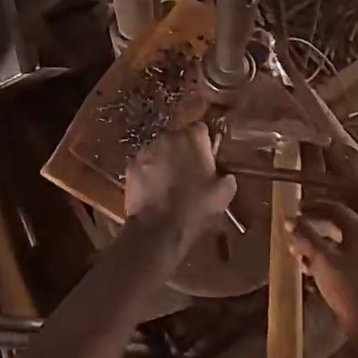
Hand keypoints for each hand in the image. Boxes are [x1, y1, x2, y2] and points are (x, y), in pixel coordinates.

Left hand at [124, 123, 235, 239]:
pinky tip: (153, 188)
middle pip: (177, 136)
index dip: (204, 143)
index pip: (201, 129)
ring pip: (159, 148)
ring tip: (168, 179)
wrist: (159, 229)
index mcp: (193, 138)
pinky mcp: (131, 165)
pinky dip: (148, 171)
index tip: (206, 157)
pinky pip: (144, 163)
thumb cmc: (195, 208)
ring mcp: (147, 150)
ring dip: (164, 158)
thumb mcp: (224, 193)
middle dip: (182, 149)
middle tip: (188, 169)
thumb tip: (225, 175)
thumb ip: (226, 176)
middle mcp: (169, 137)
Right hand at [290, 200, 357, 348]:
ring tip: (297, 255)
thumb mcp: (322, 258)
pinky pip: (342, 259)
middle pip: (336, 226)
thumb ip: (305, 236)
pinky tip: (309, 270)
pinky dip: (325, 260)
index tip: (294, 209)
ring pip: (338, 244)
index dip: (312, 207)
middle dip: (312, 230)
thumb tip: (289, 220)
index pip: (335, 209)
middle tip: (292, 233)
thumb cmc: (347, 286)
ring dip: (316, 247)